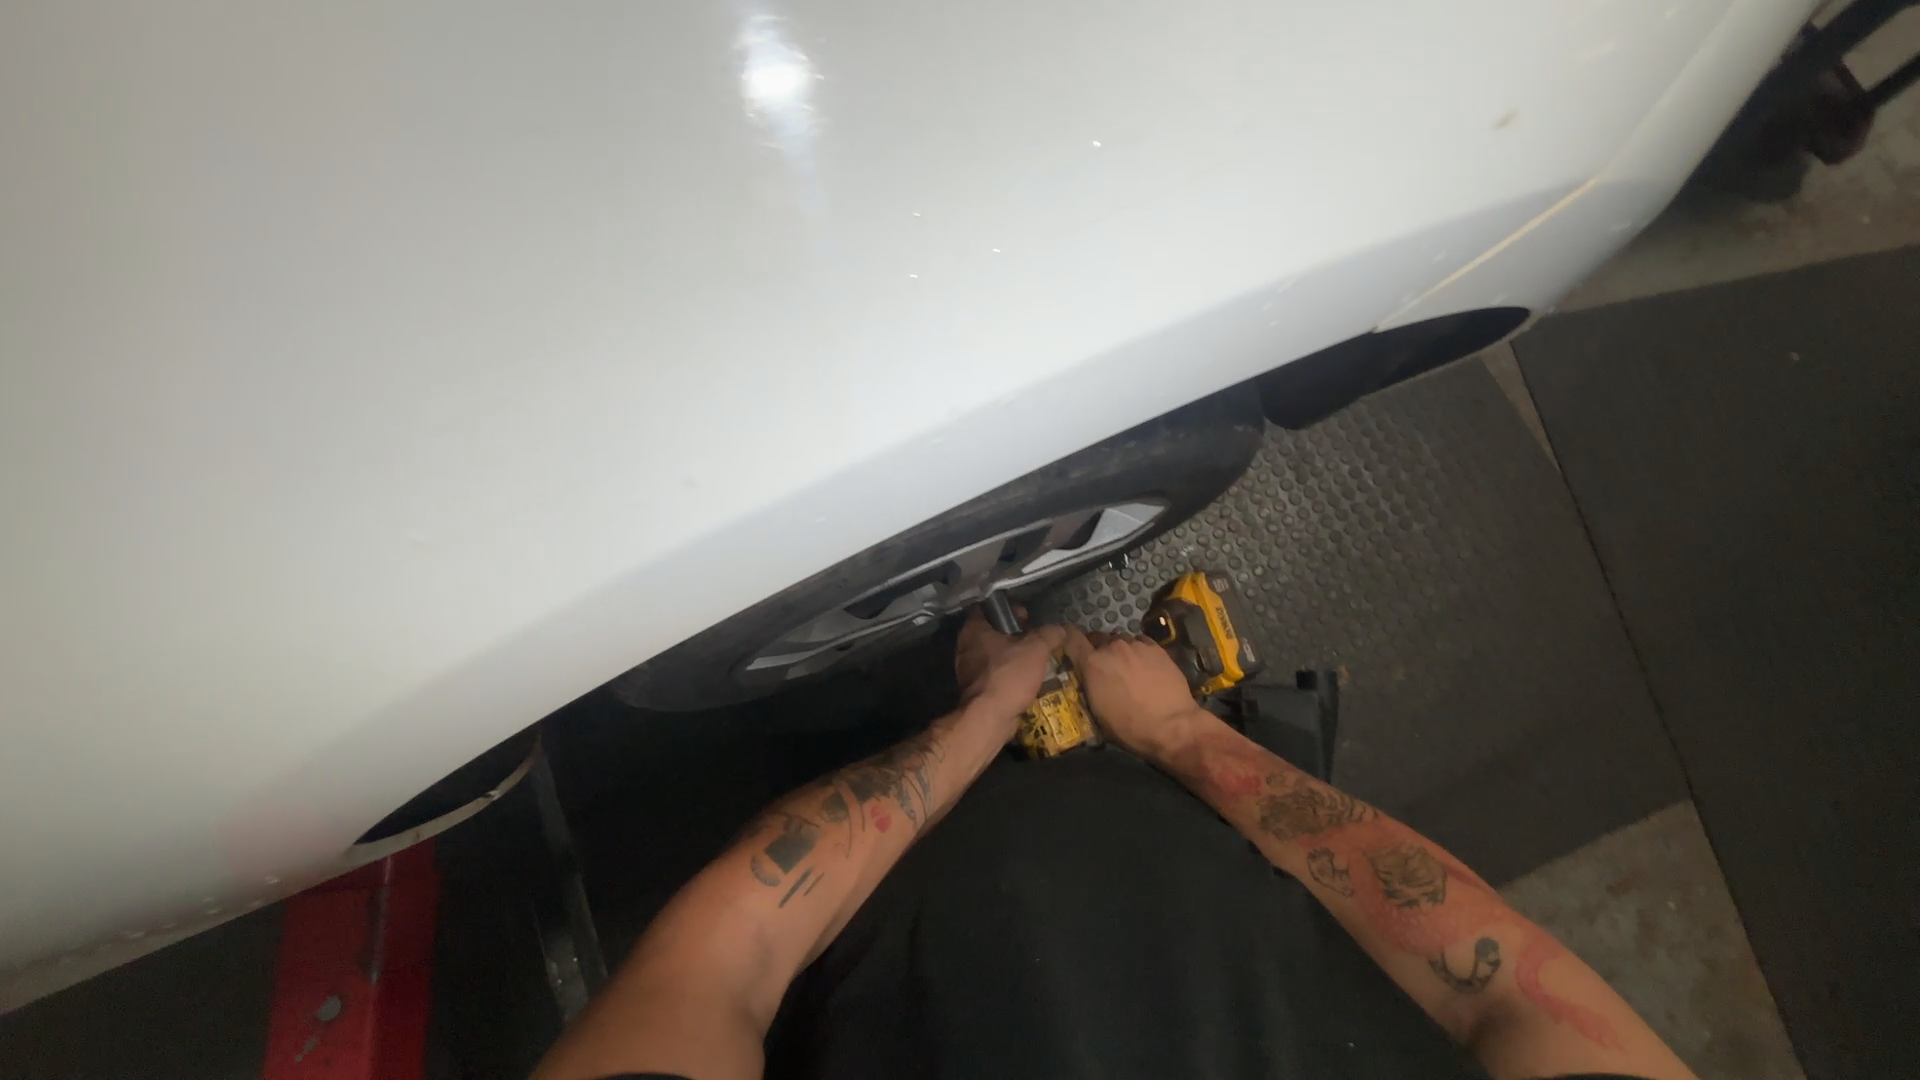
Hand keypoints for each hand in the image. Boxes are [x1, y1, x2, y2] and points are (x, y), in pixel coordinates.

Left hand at [954, 605, 1067, 732]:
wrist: (989, 718)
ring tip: (1034, 660)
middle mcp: (965, 646)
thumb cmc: (1008, 676)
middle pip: (991, 631)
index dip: (1009, 608)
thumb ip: (1049, 634)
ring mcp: (967, 668)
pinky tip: (1025, 679)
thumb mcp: (1036, 649)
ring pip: (992, 654)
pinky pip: (993, 673)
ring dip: (1012, 655)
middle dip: (1014, 634)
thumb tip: (1059, 629)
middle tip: (1034, 639)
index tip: (1027, 617)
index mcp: (973, 629)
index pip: (987, 607)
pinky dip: (1007, 673)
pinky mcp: (974, 688)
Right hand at [1065, 627, 1214, 761]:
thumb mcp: (1097, 713)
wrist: (1172, 726)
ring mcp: (1136, 645)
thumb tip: (1086, 680)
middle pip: (1098, 638)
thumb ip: (1088, 688)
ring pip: (1120, 640)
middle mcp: (1112, 647)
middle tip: (1102, 666)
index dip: (1068, 639)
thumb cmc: (1130, 728)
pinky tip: (1144, 665)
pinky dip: (1138, 651)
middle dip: (1097, 649)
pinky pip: (1140, 642)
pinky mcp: (1157, 648)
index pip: (1071, 638)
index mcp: (1092, 663)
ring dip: (1119, 650)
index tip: (1070, 646)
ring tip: (1126, 667)